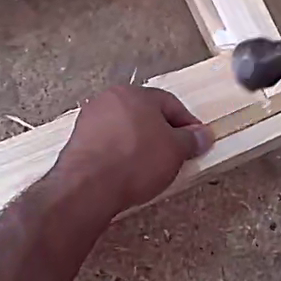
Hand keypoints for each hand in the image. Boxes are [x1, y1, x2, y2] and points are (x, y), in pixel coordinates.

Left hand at [53, 84, 213, 216]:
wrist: (89, 186)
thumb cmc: (135, 161)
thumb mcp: (175, 150)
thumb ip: (191, 139)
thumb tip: (202, 135)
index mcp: (135, 94)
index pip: (170, 103)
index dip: (187, 124)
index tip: (196, 141)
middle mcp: (109, 100)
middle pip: (145, 114)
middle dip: (162, 133)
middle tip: (176, 154)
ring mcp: (90, 120)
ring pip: (125, 129)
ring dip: (141, 144)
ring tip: (152, 167)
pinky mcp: (78, 142)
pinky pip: (108, 144)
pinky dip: (121, 154)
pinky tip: (129, 172)